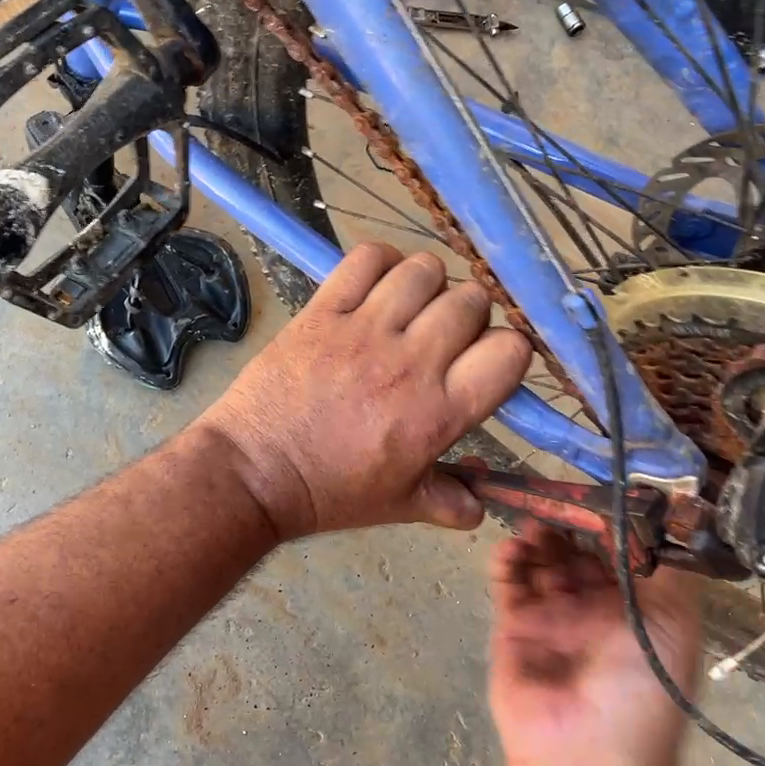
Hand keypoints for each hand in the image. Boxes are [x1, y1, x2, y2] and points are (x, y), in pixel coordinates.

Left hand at [195, 242, 530, 540]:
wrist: (254, 473)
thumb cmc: (329, 492)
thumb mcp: (399, 506)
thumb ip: (450, 501)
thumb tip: (480, 504)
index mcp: (439, 412)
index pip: (510, 351)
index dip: (507, 351)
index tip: (484, 361)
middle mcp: (411, 363)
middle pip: (471, 301)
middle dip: (467, 314)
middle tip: (442, 335)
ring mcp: (364, 331)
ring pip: (424, 270)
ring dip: (426, 284)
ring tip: (407, 308)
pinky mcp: (322, 312)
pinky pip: (365, 259)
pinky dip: (378, 263)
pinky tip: (373, 287)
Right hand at [490, 520, 699, 765]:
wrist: (585, 749)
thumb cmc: (639, 684)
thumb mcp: (672, 624)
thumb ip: (667, 568)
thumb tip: (668, 515)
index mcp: (638, 609)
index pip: (623, 552)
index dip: (612, 521)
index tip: (600, 489)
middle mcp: (596, 608)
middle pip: (579, 550)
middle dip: (570, 524)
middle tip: (559, 499)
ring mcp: (551, 614)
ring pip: (543, 560)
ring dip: (540, 537)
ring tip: (536, 523)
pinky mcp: (513, 622)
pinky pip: (509, 581)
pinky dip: (508, 559)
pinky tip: (512, 547)